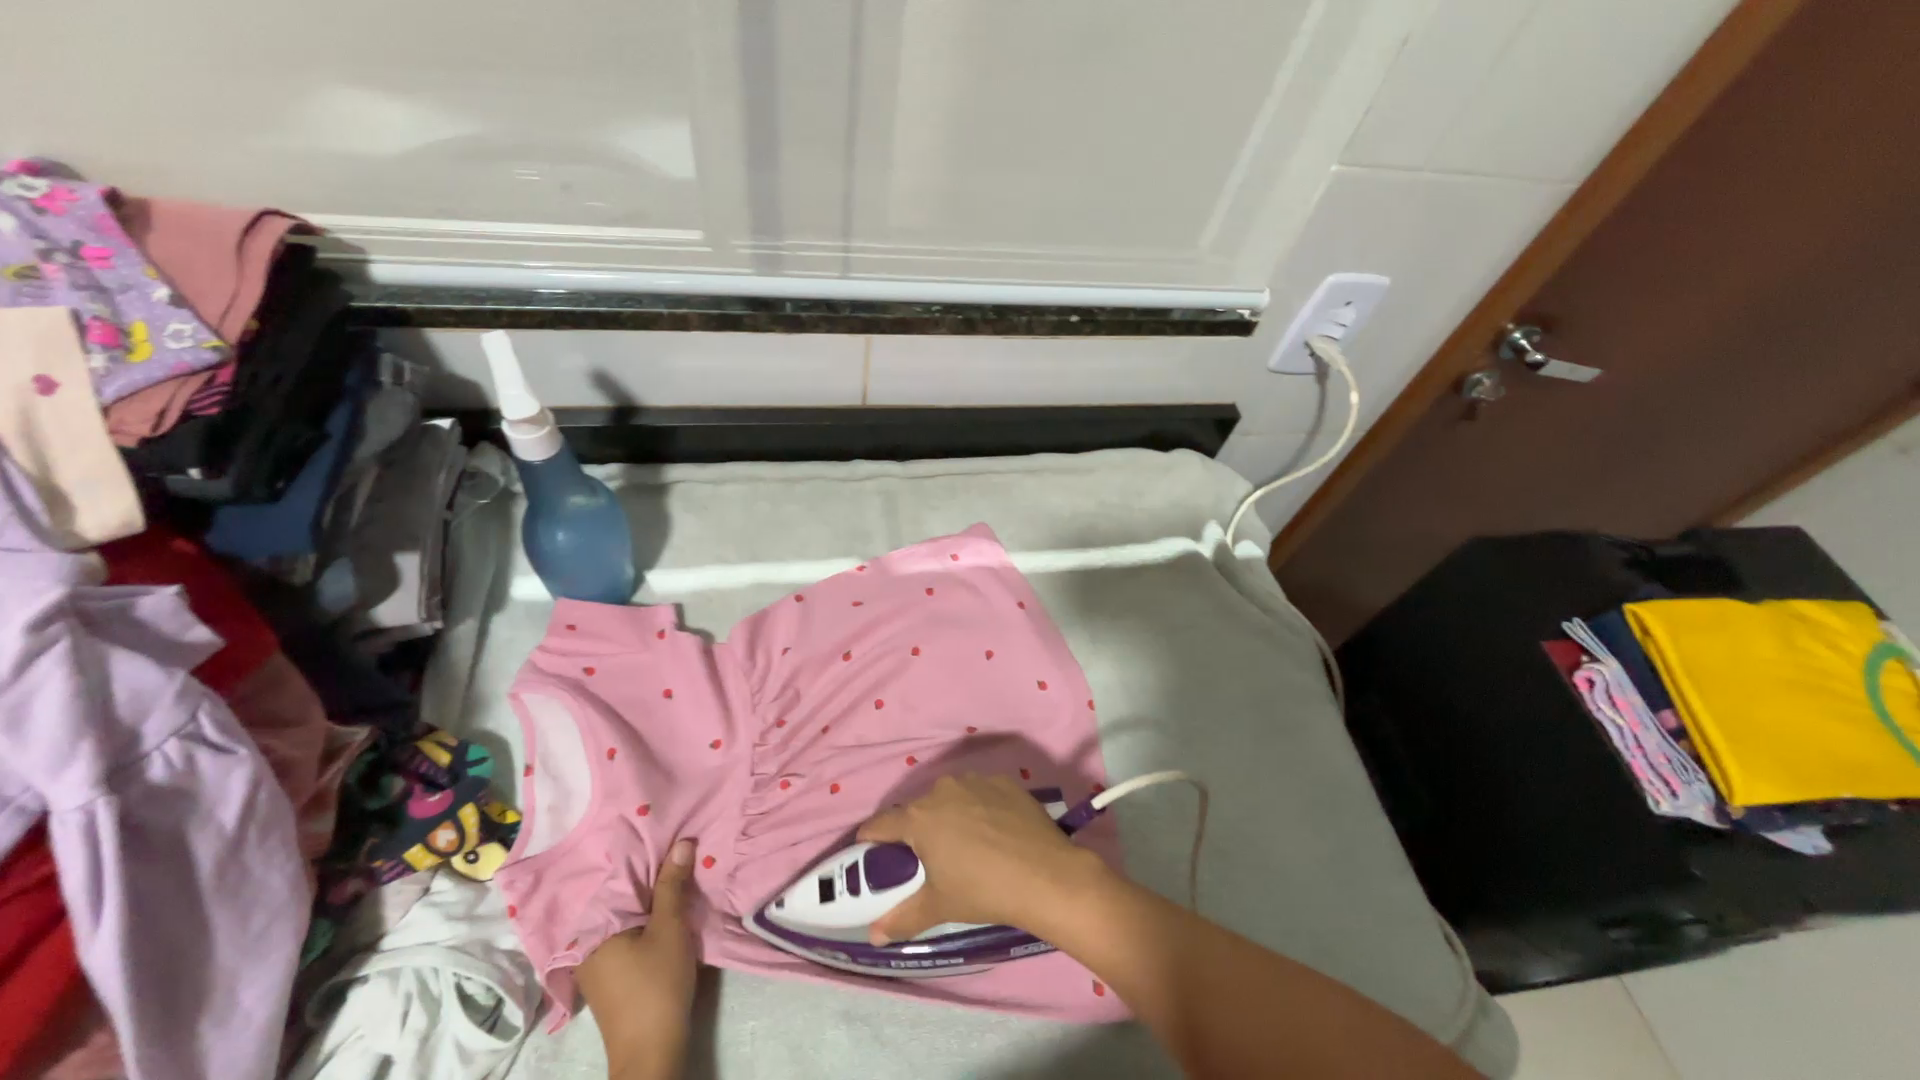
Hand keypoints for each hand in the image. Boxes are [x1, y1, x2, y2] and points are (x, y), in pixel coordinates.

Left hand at [574, 838, 698, 1079]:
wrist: (650, 1052)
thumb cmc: (657, 986)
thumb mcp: (669, 930)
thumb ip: (672, 886)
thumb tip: (681, 842)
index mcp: (591, 926)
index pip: (618, 878)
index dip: (647, 857)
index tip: (671, 838)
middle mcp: (584, 940)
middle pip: (621, 897)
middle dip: (649, 879)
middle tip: (679, 853)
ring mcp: (593, 960)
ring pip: (625, 917)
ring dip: (649, 902)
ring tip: (677, 877)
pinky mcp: (607, 976)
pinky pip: (625, 935)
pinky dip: (644, 923)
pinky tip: (666, 914)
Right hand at [856, 773, 1111, 944]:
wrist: (1047, 876)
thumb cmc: (984, 891)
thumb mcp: (939, 906)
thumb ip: (902, 918)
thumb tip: (875, 935)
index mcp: (919, 818)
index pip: (880, 824)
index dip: (872, 841)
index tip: (872, 855)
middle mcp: (942, 790)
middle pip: (917, 810)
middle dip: (915, 831)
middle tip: (926, 860)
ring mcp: (976, 782)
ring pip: (950, 798)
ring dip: (948, 816)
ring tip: (964, 846)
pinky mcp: (1005, 782)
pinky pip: (980, 794)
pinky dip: (979, 809)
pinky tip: (994, 833)